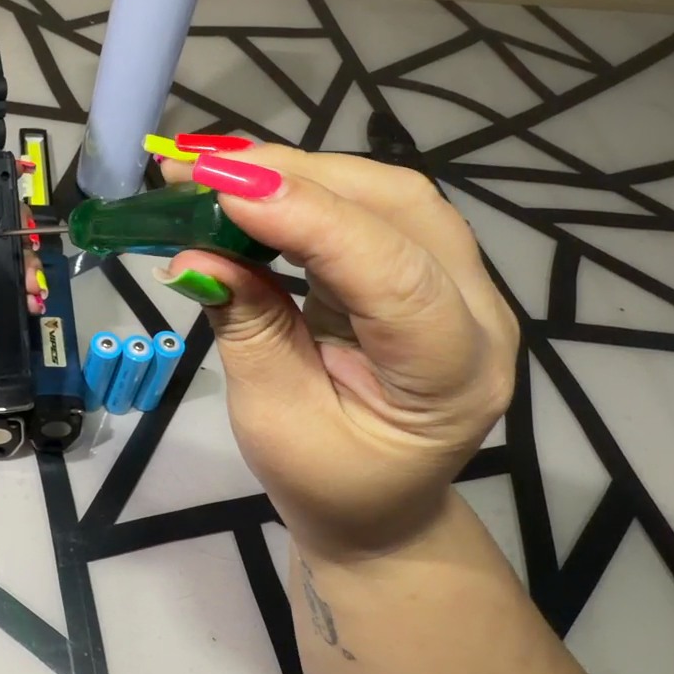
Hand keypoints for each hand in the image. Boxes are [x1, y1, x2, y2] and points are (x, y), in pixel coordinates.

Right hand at [157, 145, 517, 561]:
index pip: (395, 277)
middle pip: (399, 208)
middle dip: (295, 175)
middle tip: (200, 168)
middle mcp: (477, 313)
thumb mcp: (273, 417)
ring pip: (384, 193)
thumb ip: (246, 330)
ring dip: (294, 170)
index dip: (312, 222)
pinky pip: (367, 206)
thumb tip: (195, 252)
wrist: (378, 506)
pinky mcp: (419, 267)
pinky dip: (301, 186)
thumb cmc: (326, 481)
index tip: (225, 189)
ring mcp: (457, 283)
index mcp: (451, 376)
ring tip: (210, 167)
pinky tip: (246, 183)